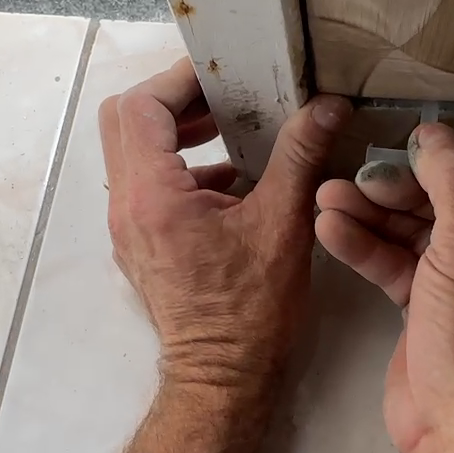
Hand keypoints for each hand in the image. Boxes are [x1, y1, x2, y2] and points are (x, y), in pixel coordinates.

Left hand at [100, 60, 350, 391]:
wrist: (222, 377)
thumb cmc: (251, 309)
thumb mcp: (282, 225)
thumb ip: (299, 155)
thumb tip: (327, 105)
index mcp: (151, 196)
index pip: (141, 107)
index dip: (180, 80)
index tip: (226, 75)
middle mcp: (125, 207)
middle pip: (125, 123)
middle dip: (173, 100)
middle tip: (225, 98)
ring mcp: (128, 228)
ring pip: (133, 154)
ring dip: (176, 133)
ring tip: (232, 130)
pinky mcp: (141, 245)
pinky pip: (147, 186)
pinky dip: (180, 169)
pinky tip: (230, 181)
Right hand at [314, 123, 453, 452]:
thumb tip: (437, 132)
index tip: (418, 149)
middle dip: (406, 187)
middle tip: (359, 180)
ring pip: (422, 231)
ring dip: (376, 214)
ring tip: (326, 198)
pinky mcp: (431, 308)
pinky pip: (402, 266)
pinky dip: (369, 248)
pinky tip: (331, 230)